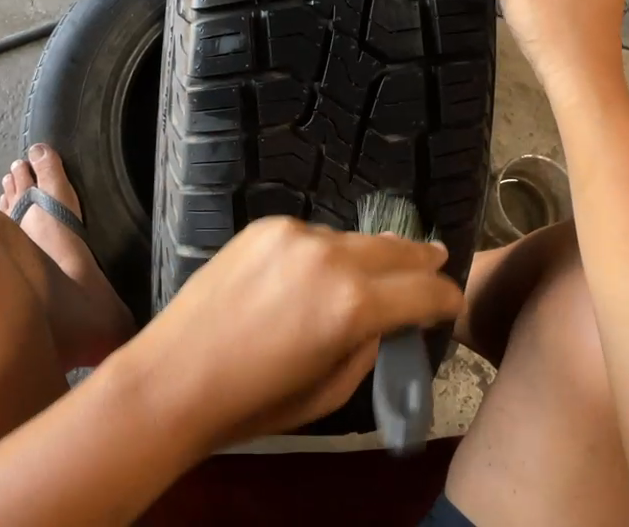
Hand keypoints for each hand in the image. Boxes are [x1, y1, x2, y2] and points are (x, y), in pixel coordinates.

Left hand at [114, 216, 461, 449]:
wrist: (175, 376)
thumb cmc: (256, 402)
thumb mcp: (332, 389)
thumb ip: (369, 345)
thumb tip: (385, 318)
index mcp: (353, 305)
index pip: (423, 291)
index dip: (446, 297)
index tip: (453, 299)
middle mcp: (331, 256)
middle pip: (394, 249)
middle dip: (420, 258)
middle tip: (438, 257)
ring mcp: (295, 234)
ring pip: (351, 239)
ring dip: (370, 254)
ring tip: (384, 261)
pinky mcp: (265, 225)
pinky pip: (312, 236)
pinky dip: (326, 251)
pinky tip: (320, 268)